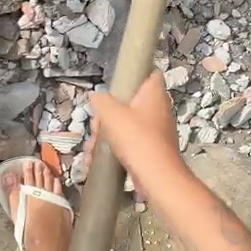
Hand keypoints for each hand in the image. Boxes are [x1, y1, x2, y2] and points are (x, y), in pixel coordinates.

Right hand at [88, 71, 186, 194]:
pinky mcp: (151, 149)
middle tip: (97, 126)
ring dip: (106, 135)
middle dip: (108, 115)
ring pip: (126, 125)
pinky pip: (129, 143)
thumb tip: (96, 95)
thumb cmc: (138, 139)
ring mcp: (156, 130)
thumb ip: (102, 102)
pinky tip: (96, 161)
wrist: (157, 178)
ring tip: (92, 148)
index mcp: (154, 93)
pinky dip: (114, 150)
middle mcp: (158, 109)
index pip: (150, 73)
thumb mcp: (113, 115)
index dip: (134, 74)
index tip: (116, 84)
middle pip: (129, 103)